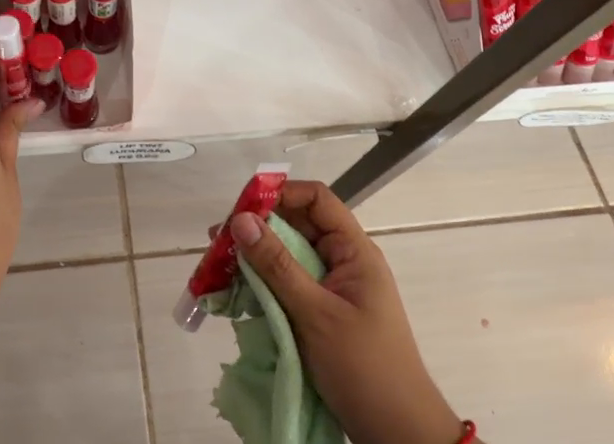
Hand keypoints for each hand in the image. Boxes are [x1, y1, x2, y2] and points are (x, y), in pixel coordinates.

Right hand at [227, 181, 467, 443]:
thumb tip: (241, 219)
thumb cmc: (364, 367)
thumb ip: (277, 265)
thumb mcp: (315, 313)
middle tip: (217, 240)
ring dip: (254, 259)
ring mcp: (332, 289)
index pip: (316, 200)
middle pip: (296, 226)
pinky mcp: (320, 315)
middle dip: (257, 229)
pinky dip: (261, 286)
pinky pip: (286, 286)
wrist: (396, 432)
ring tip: (217, 267)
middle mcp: (343, 262)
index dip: (280, 193)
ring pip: (287, 257)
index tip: (241, 206)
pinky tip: (234, 293)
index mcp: (354, 251)